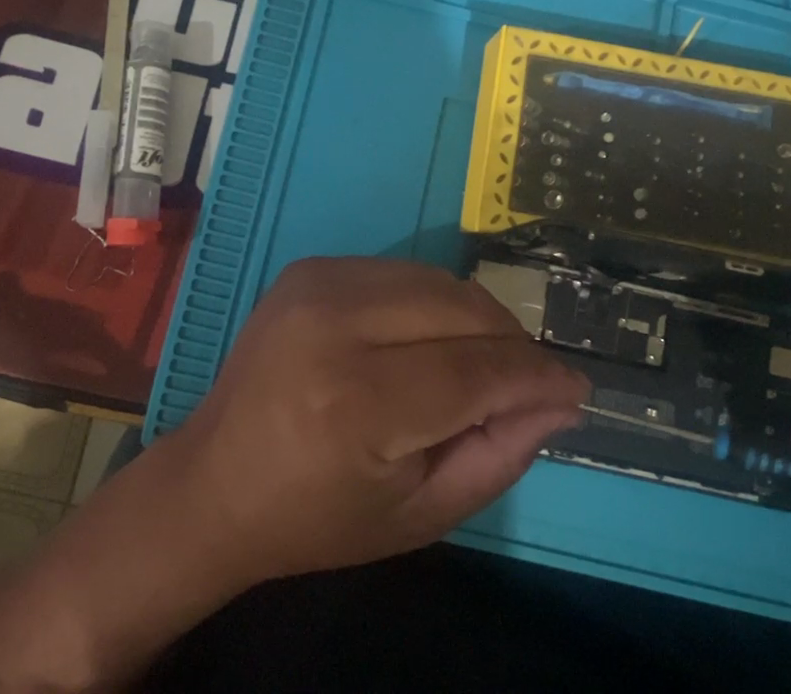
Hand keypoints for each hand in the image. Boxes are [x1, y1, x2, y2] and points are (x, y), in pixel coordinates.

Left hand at [164, 257, 590, 585]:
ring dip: (478, 319)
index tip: (576, 390)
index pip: (476, 371)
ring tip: (487, 365)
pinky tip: (432, 340)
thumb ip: (498, 454)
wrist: (215, 483)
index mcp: (357, 403)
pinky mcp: (306, 271)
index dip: (537, 377)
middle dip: (513, 345)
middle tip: (531, 384)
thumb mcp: (421, 515)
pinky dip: (434, 302)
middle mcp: (334, 327)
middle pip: (463, 310)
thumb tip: (559, 400)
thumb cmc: (317, 519)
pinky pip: (402, 273)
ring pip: (438, 282)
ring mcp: (314, 288)